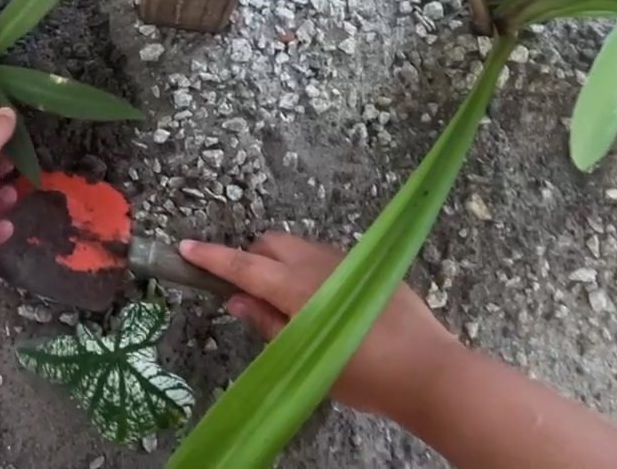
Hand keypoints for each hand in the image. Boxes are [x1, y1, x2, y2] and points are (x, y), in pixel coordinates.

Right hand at [179, 232, 460, 419]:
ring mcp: (343, 259)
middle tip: (252, 291)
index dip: (211, 256)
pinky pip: (324, 256)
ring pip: (298, 246)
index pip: (242, 265)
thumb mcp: (307, 357)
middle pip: (270, 242)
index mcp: (295, 287)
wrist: (431, 372)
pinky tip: (327, 301)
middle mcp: (315, 262)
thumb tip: (236, 300)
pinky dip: (310, 268)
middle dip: (253, 256)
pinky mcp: (366, 265)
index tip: (185, 246)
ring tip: (292, 300)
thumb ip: (268, 324)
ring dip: (282, 261)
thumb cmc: (364, 374)